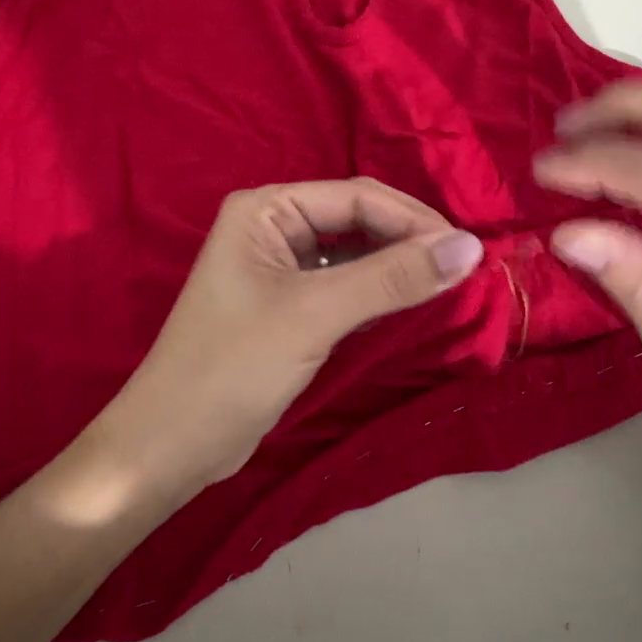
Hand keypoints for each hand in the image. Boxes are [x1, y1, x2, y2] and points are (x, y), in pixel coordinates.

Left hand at [88, 178, 484, 495]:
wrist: (171, 444)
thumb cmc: (233, 366)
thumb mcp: (315, 315)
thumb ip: (391, 278)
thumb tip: (470, 246)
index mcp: (266, 209)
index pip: (356, 197)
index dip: (414, 220)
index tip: (470, 251)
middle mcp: (272, 227)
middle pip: (357, 220)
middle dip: (409, 241)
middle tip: (466, 269)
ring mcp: (279, 267)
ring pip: (355, 254)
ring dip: (398, 268)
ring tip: (451, 285)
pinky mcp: (288, 306)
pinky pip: (345, 285)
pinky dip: (378, 294)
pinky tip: (412, 305)